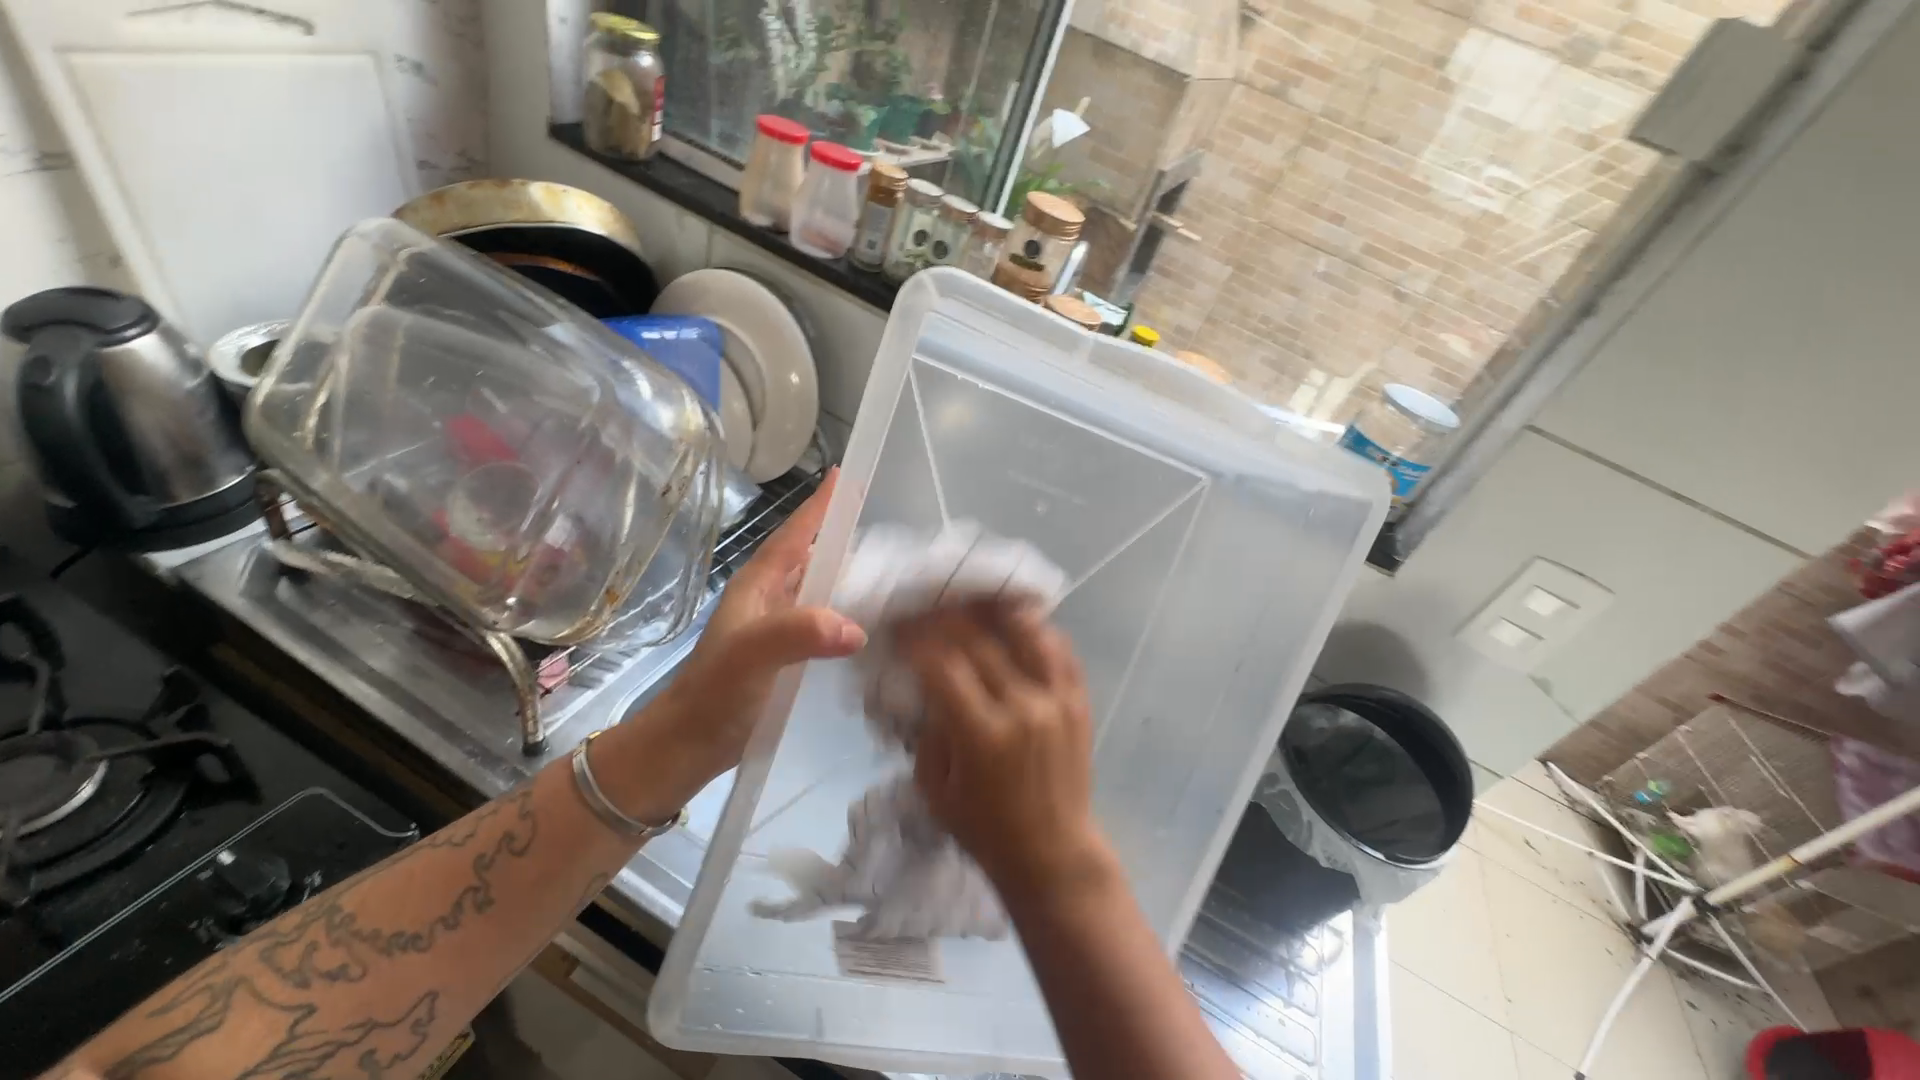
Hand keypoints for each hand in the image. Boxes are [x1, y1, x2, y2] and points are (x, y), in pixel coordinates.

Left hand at [605, 471, 865, 815]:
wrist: (687, 746)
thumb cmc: (715, 694)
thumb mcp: (751, 657)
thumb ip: (796, 634)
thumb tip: (854, 627)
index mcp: (758, 586)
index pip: (794, 535)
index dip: (819, 506)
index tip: (844, 475)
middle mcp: (768, 600)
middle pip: (810, 557)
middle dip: (843, 539)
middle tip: (888, 534)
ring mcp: (776, 629)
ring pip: (818, 590)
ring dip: (848, 578)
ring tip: (889, 575)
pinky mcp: (784, 657)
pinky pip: (822, 622)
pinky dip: (845, 616)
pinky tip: (868, 627)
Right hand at [898, 600, 1110, 901]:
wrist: (1051, 852)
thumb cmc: (983, 828)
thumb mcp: (934, 787)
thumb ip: (928, 731)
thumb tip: (927, 684)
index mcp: (982, 735)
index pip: (942, 666)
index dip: (916, 640)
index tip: (899, 629)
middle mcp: (1023, 709)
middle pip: (980, 641)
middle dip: (945, 619)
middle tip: (925, 610)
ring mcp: (1057, 701)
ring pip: (1028, 633)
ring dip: (996, 612)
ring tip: (974, 603)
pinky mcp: (1079, 702)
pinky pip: (1061, 651)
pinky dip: (1038, 631)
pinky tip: (1018, 622)